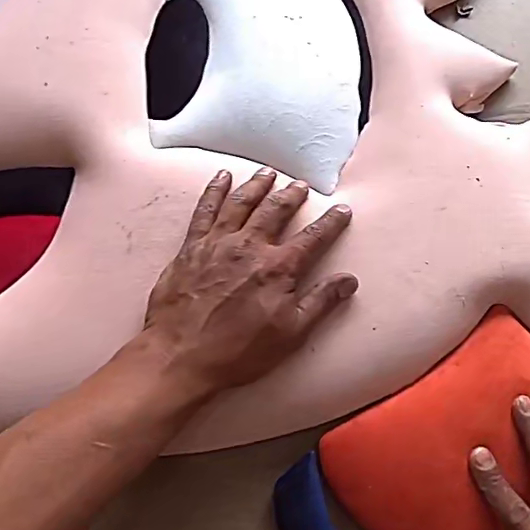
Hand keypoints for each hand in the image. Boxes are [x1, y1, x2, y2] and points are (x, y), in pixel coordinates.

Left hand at [136, 168, 356, 395]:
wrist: (180, 355)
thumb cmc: (237, 351)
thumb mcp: (290, 334)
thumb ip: (321, 303)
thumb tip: (348, 281)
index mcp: (277, 268)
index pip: (313, 237)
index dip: (331, 222)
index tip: (341, 210)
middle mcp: (249, 247)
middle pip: (275, 210)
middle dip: (291, 195)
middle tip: (301, 186)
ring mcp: (218, 244)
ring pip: (241, 203)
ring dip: (257, 186)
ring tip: (268, 174)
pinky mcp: (192, 248)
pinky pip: (205, 210)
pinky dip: (214, 191)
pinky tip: (221, 178)